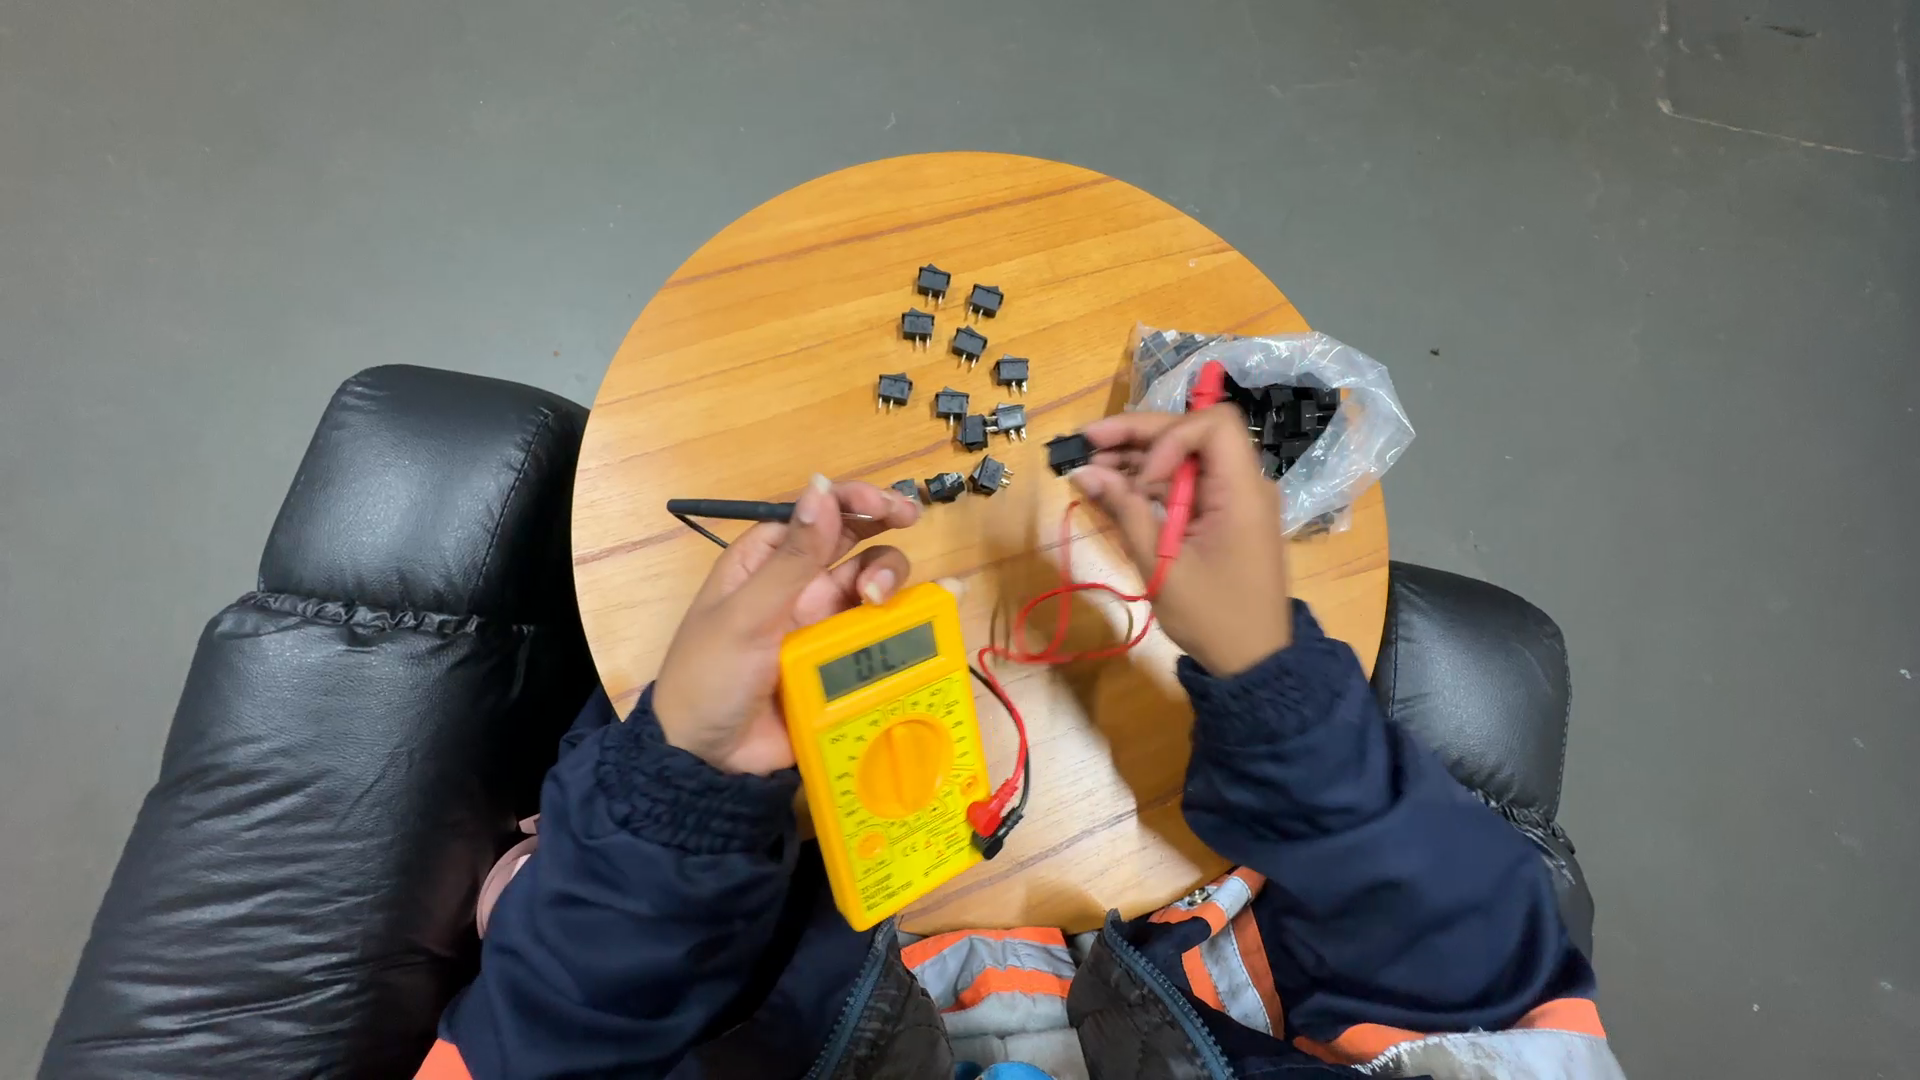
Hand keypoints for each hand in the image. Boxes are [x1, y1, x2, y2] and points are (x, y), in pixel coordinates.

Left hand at [652, 476, 920, 774]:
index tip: (884, 504)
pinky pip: (885, 628)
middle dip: (883, 521)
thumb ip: (791, 557)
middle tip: (910, 519)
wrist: (711, 761)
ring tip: (877, 599)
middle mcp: (801, 582)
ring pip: (874, 578)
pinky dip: (912, 615)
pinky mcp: (847, 657)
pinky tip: (939, 608)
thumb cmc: (711, 676)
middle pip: (853, 536)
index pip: (814, 511)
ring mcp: (827, 619)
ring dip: (887, 575)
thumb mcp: (746, 613)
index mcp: (765, 560)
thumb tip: (821, 488)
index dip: (850, 498)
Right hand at [1069, 405, 1290, 674]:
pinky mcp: (1219, 516)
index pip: (1212, 425)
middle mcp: (1242, 484)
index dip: (1169, 437)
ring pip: (1183, 457)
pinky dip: (1148, 484)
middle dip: (1137, 436)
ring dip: (1137, 459)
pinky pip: (1184, 485)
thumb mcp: (1162, 566)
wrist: (1252, 662)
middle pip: (1190, 433)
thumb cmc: (1212, 617)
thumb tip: (1084, 472)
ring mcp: (1231, 499)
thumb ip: (1125, 512)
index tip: (1144, 479)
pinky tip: (1111, 489)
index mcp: (1242, 491)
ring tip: (1089, 467)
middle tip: (1085, 442)